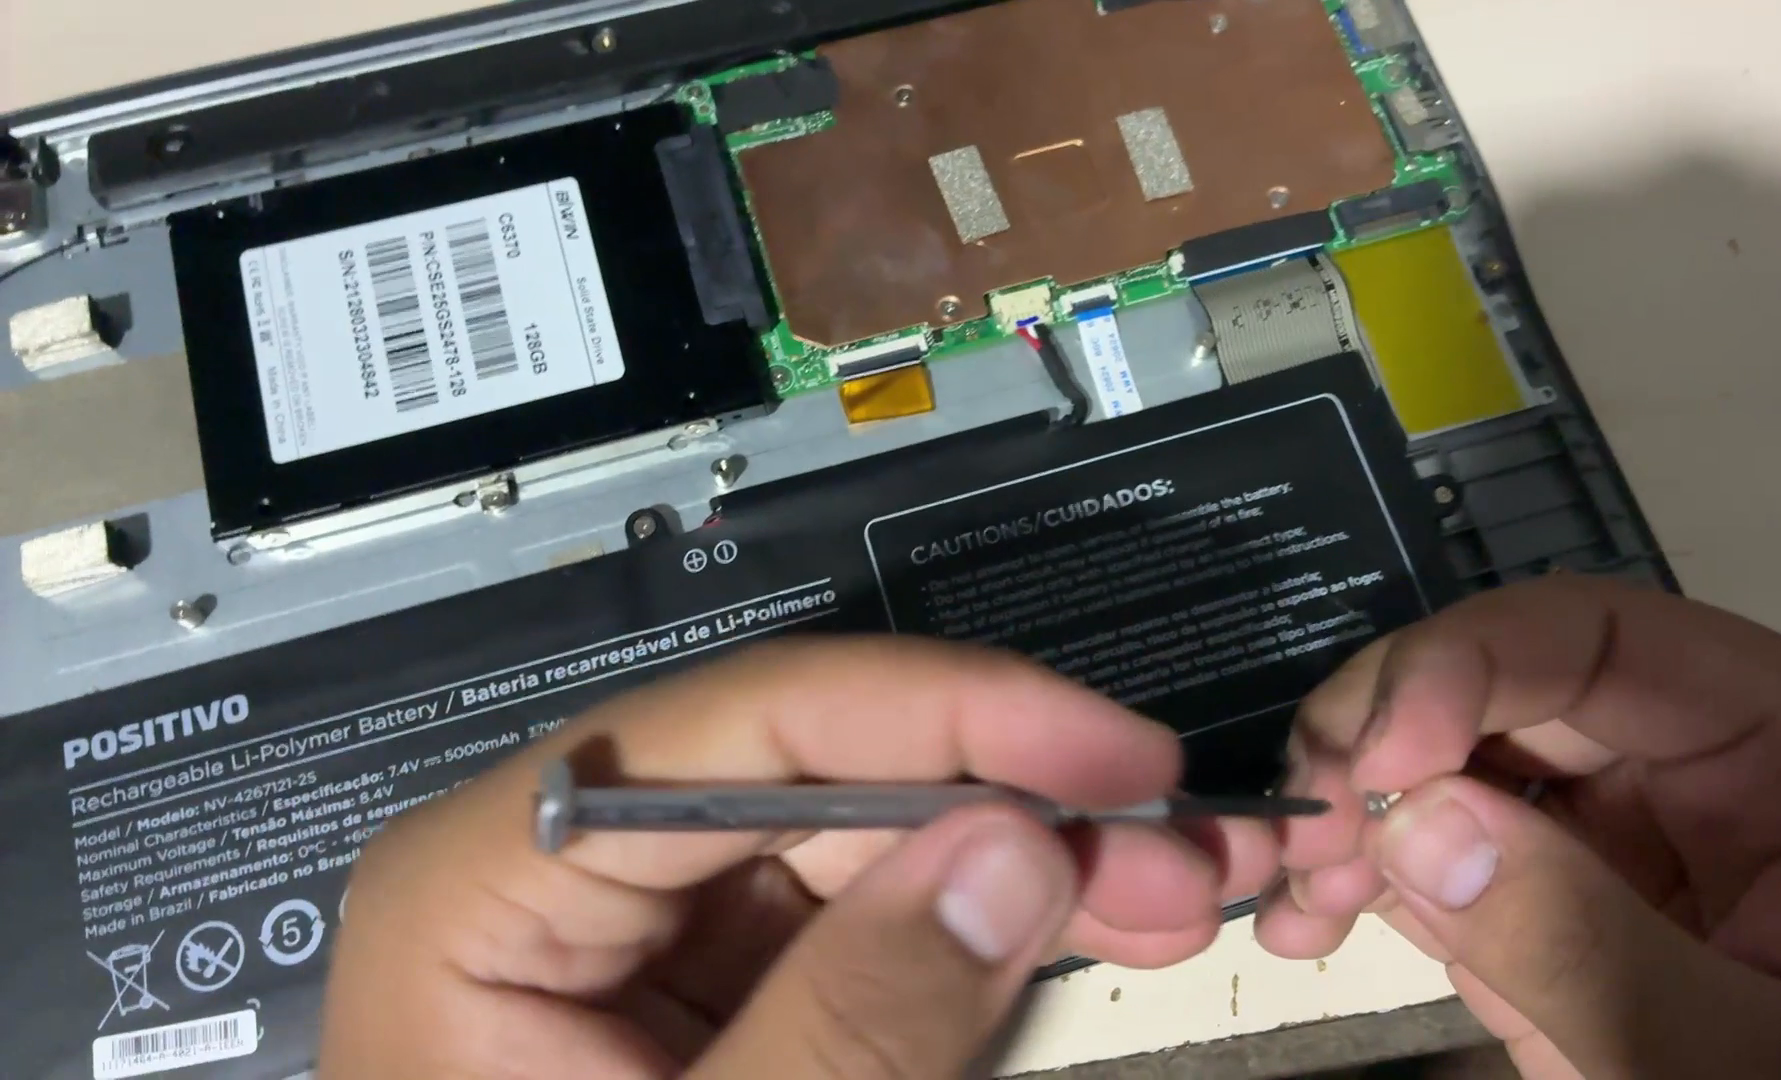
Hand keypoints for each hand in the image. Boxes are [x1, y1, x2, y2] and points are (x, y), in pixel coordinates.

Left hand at [319, 638, 1278, 1077]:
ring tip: (1173, 880)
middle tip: (1176, 831)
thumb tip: (1016, 851)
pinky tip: (1092, 913)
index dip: (957, 711)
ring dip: (1036, 849)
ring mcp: (675, 888)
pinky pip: (888, 891)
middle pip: (843, 761)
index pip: (764, 717)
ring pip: (888, 820)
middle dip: (1026, 793)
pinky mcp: (742, 942)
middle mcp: (597, 839)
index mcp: (505, 866)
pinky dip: (995, 905)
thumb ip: (849, 1026)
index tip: (1117, 748)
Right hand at [1259, 576, 1780, 1077]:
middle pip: (1476, 687)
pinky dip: (1339, 875)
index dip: (1465, 662)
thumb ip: (1600, 949)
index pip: (1597, 638)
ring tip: (1292, 886)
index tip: (1378, 756)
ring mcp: (1579, 834)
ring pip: (1421, 760)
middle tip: (1307, 819)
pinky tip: (1298, 922)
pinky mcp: (1516, 896)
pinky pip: (1408, 849)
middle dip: (1369, 739)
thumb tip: (1414, 822)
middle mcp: (1665, 769)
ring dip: (1339, 810)